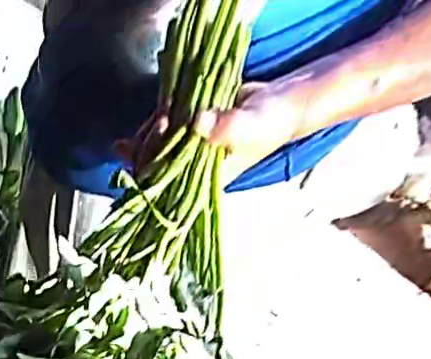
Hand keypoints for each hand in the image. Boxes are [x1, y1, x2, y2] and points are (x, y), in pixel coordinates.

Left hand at [115, 79, 308, 183]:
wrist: (281, 104)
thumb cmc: (270, 123)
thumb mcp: (251, 127)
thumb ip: (227, 127)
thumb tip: (199, 122)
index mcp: (196, 182)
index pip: (161, 182)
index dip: (152, 160)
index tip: (161, 128)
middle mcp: (185, 170)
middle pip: (150, 165)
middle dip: (149, 143)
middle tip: (162, 120)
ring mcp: (183, 151)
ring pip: (152, 148)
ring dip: (151, 132)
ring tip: (163, 114)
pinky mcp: (185, 131)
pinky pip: (163, 131)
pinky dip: (158, 121)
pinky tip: (159, 112)